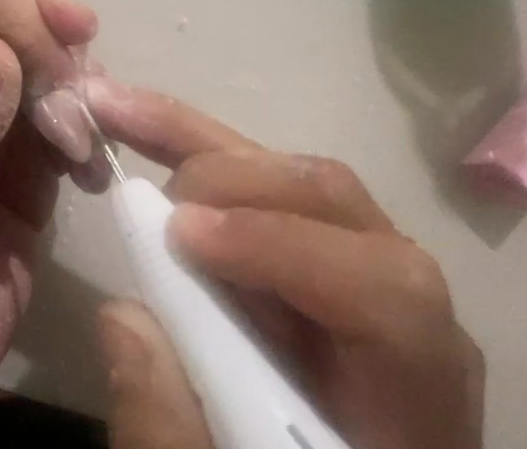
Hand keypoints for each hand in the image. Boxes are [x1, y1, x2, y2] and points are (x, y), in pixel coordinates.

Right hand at [87, 84, 485, 448]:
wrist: (302, 447)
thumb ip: (174, 429)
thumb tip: (124, 316)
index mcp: (414, 396)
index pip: (387, 294)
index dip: (284, 247)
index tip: (181, 236)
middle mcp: (401, 315)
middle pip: (339, 207)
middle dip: (236, 184)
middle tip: (148, 205)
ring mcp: (354, 271)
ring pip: (291, 178)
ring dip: (197, 142)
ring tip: (112, 111)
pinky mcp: (304, 252)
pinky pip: (252, 188)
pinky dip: (187, 150)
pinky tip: (129, 119)